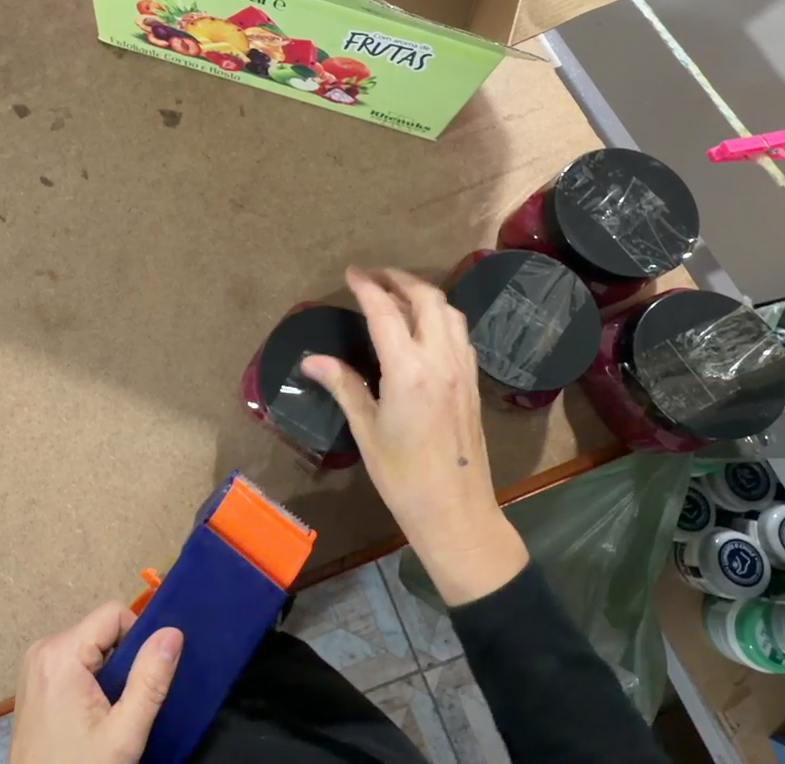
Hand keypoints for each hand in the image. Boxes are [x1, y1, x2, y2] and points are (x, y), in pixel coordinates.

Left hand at [9, 601, 183, 763]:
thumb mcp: (123, 732)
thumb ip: (150, 680)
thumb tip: (172, 632)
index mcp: (61, 652)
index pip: (113, 614)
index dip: (137, 640)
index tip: (142, 679)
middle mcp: (43, 648)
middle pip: (101, 631)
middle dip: (121, 661)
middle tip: (125, 705)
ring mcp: (35, 663)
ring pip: (90, 645)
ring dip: (106, 673)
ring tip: (107, 714)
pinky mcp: (34, 678)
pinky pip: (73, 660)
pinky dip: (90, 680)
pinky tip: (90, 715)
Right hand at [302, 267, 528, 605]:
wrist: (457, 513)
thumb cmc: (403, 477)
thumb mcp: (366, 431)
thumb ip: (343, 386)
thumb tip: (310, 360)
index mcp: (409, 371)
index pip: (386, 312)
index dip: (367, 286)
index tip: (350, 273)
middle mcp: (441, 361)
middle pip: (427, 299)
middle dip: (399, 279)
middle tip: (373, 276)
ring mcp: (463, 371)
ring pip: (450, 312)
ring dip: (423, 294)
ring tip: (397, 294)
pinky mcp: (473, 383)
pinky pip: (459, 334)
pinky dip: (440, 316)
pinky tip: (423, 327)